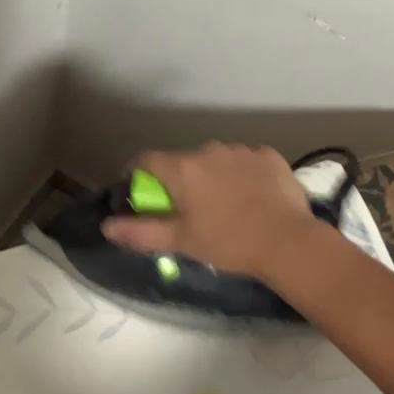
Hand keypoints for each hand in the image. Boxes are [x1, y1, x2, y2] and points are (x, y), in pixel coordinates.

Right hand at [101, 143, 326, 277]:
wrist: (287, 242)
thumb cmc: (228, 242)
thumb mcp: (181, 242)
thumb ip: (141, 231)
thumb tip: (107, 227)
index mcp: (182, 169)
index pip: (146, 160)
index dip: (138, 174)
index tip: (141, 192)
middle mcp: (209, 151)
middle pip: (184, 161)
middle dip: (181, 181)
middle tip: (190, 210)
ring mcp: (242, 150)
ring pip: (217, 160)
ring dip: (214, 176)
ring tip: (226, 205)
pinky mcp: (269, 156)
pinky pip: (246, 161)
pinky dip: (243, 175)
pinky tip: (253, 198)